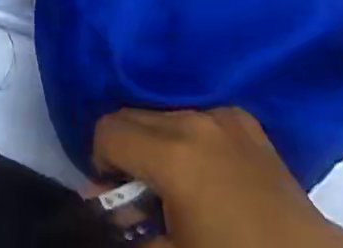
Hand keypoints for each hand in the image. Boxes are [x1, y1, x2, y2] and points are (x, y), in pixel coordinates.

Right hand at [92, 109, 342, 247]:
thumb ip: (126, 228)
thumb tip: (99, 203)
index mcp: (172, 154)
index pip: (107, 130)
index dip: (100, 163)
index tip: (115, 197)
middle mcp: (192, 120)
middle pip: (130, 115)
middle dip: (125, 152)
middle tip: (141, 196)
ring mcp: (220, 115)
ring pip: (161, 114)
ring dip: (154, 142)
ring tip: (176, 185)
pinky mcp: (242, 119)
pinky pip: (195, 116)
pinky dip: (187, 137)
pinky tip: (206, 172)